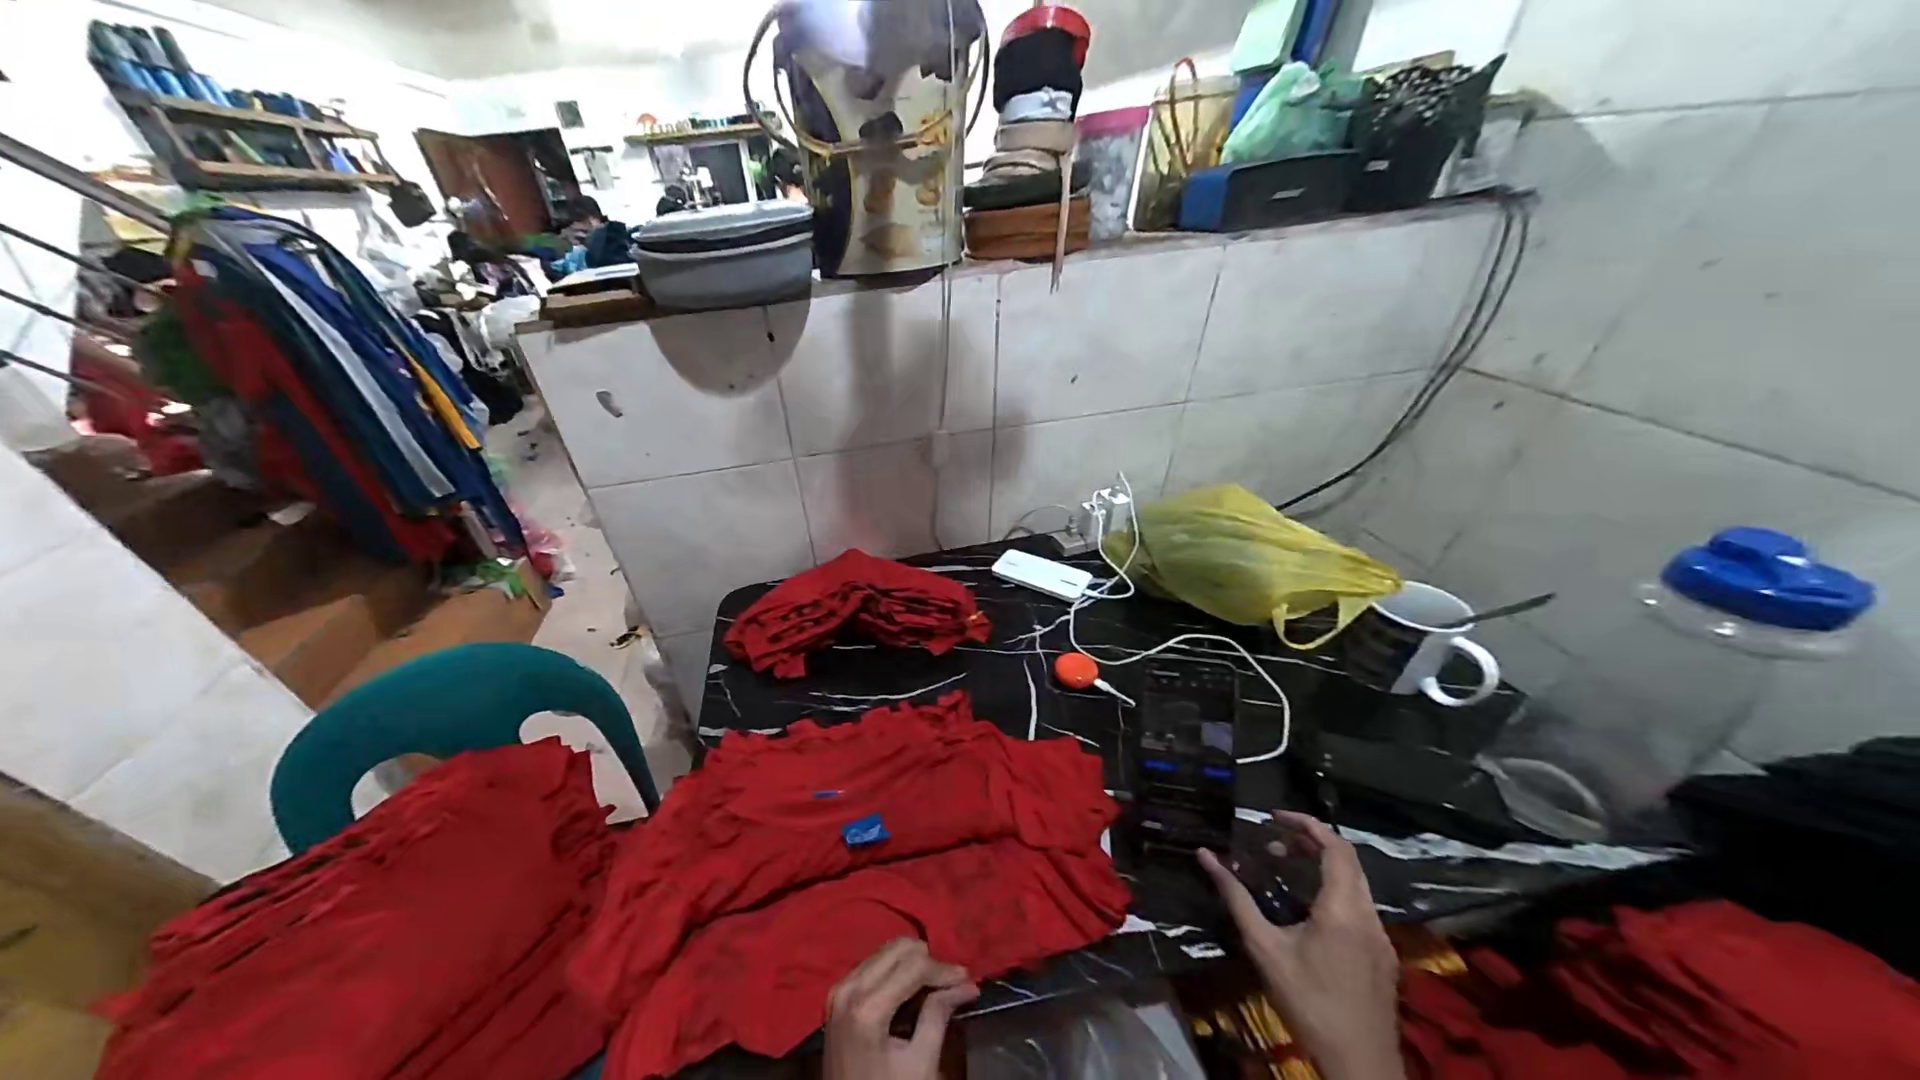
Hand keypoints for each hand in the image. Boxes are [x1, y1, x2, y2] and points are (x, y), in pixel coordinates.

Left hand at [824, 938, 979, 1079]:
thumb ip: (939, 1017)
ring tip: (934, 983)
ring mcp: (839, 990)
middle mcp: (849, 989)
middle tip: (950, 982)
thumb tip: (966, 984)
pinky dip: (893, 968)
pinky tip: (909, 986)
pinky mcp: (836, 995)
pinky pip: (870, 963)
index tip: (967, 978)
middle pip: (898, 949)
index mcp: (868, 1008)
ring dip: (912, 962)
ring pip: (884, 951)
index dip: (944, 968)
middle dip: (928, 961)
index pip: (914, 965)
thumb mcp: (920, 1065)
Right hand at [1199, 812, 1404, 1079]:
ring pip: (1356, 883)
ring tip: (1285, 867)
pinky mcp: (1383, 955)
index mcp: (1343, 908)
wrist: (1359, 1064)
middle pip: (1347, 860)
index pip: (1335, 847)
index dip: (1307, 824)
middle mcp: (1369, 915)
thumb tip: (1206, 856)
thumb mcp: (1264, 947)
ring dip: (1322, 865)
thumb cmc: (1307, 1002)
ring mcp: (1381, 936)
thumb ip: (1236, 897)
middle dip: (1311, 841)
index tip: (1274, 817)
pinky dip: (1334, 889)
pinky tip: (1308, 907)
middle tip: (1274, 841)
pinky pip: (1360, 905)